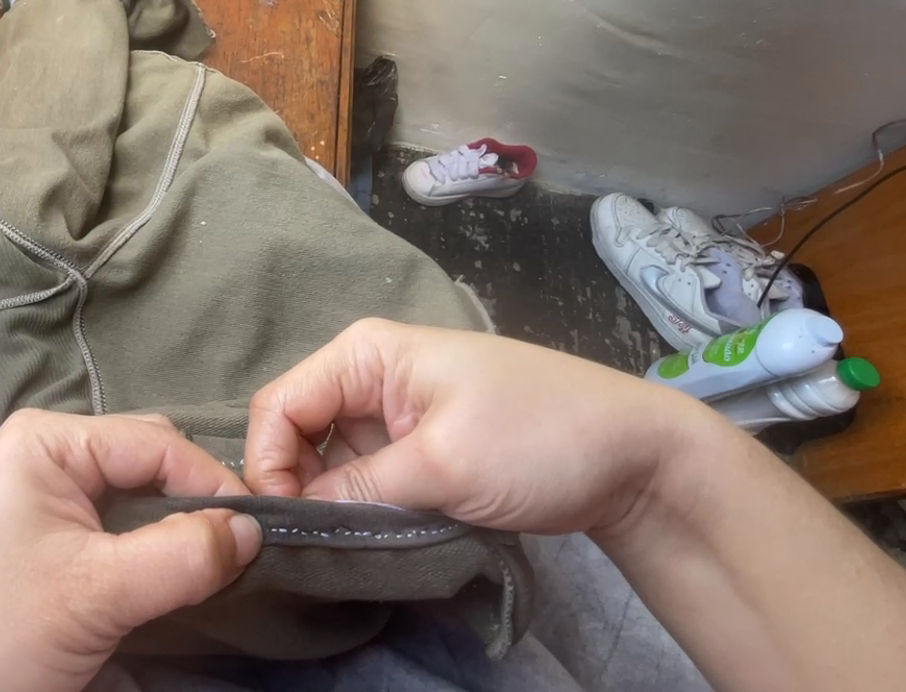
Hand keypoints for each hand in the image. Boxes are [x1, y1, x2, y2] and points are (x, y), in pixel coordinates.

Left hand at [0, 410, 262, 691]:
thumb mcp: (95, 593)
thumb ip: (181, 556)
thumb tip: (254, 529)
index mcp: (49, 437)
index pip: (155, 442)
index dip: (211, 483)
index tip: (262, 533)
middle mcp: (43, 449)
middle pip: (143, 461)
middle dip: (191, 504)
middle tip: (236, 555)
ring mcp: (35, 490)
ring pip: (128, 496)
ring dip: (168, 530)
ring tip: (205, 569)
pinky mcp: (33, 532)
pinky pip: (105, 523)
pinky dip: (140, 547)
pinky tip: (159, 577)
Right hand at [246, 318, 717, 537]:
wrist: (637, 459)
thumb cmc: (537, 435)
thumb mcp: (444, 463)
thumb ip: (359, 489)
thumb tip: (293, 519)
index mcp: (362, 355)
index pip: (281, 404)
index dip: (269, 463)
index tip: (287, 526)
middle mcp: (365, 378)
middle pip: (296, 432)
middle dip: (296, 487)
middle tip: (313, 547)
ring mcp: (390, 415)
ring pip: (326, 462)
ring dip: (329, 505)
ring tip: (343, 550)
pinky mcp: (413, 450)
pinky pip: (362, 479)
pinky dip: (359, 511)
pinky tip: (369, 542)